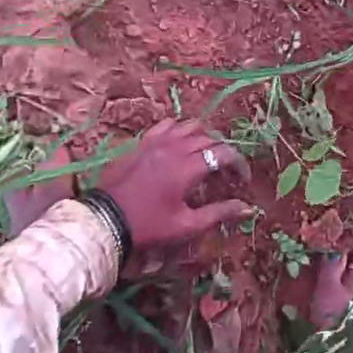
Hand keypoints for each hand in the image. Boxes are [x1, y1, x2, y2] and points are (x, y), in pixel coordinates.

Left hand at [97, 119, 252, 252]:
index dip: (238, 164)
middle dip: (223, 152)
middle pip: (208, 138)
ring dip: (203, 137)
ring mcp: (155, 142)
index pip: (223, 154)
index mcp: (187, 168)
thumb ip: (218, 213)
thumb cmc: (148, 226)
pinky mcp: (141, 143)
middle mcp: (173, 148)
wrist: (105, 220)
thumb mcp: (186, 225)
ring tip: (206, 155)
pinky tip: (180, 143)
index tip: (242, 180)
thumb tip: (247, 207)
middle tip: (227, 171)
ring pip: (188, 126)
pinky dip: (179, 130)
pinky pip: (166, 126)